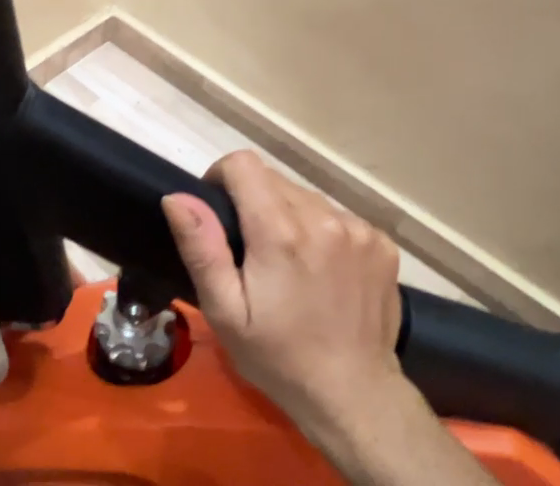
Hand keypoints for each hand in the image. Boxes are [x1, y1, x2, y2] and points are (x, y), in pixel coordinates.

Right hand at [161, 151, 403, 426]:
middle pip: (274, 180)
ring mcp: (359, 230)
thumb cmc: (277, 356)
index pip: (243, 164)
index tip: (219, 212)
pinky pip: (336, 215)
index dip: (222, 178)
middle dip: (255, 202)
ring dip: (289, 215)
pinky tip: (322, 269)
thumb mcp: (224, 311)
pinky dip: (321, 231)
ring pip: (306, 196)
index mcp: (280, 232)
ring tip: (289, 262)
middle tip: (252, 251)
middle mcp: (323, 218)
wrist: (354, 396)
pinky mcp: (381, 243)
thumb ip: (201, 248)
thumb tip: (178, 197)